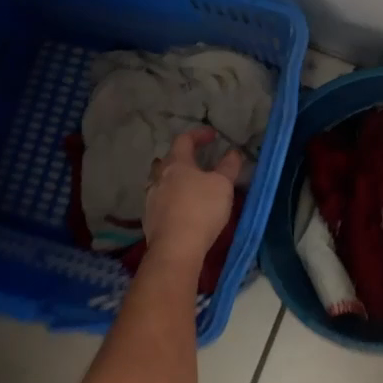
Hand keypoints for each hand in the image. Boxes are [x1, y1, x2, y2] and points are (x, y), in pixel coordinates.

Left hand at [143, 127, 243, 263]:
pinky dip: (169, 199)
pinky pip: (159, 201)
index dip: (198, 135)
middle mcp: (159, 177)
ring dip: (172, 180)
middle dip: (179, 158)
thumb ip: (228, 166)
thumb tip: (233, 152)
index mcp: (176, 164)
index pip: (184, 140)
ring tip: (187, 187)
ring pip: (159, 181)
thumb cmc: (201, 209)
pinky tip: (179, 208)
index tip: (212, 135)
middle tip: (194, 162)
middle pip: (165, 160)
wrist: (176, 247)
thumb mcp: (223, 185)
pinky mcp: (149, 219)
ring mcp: (151, 199)